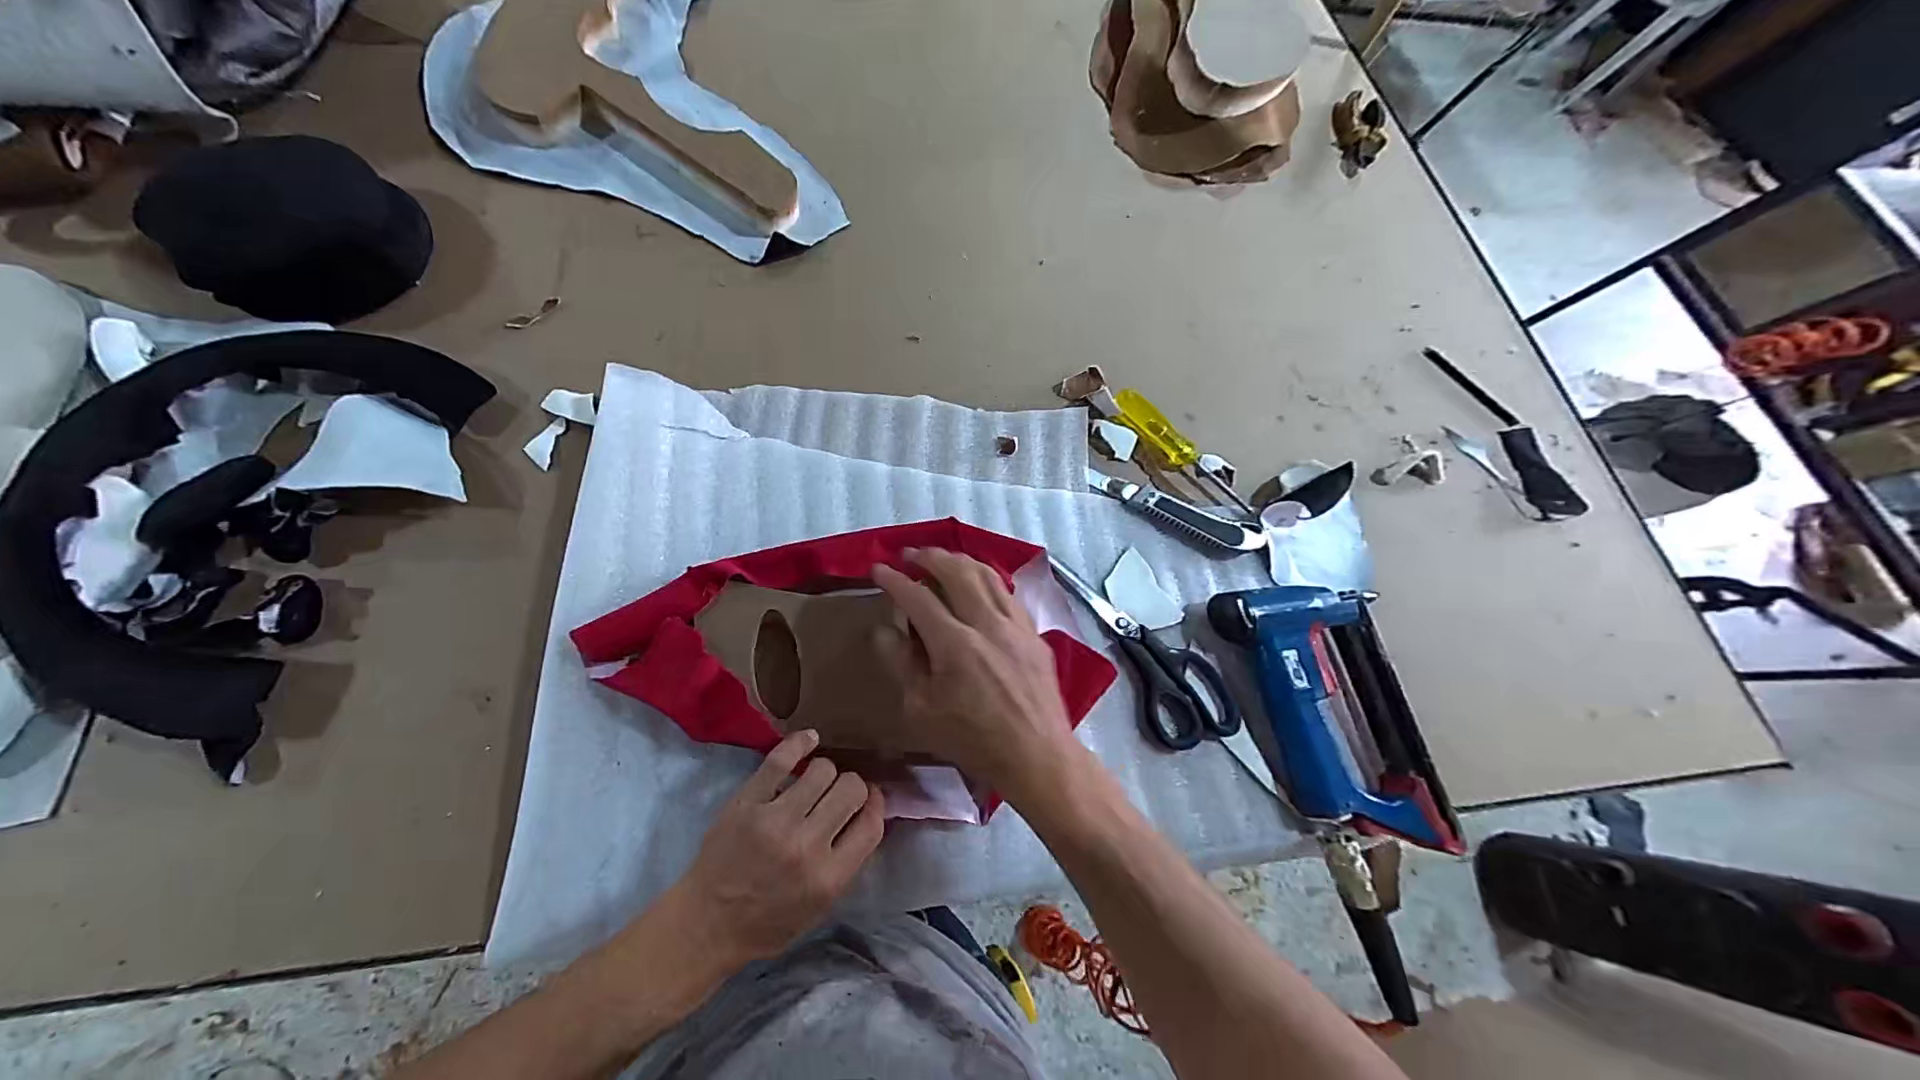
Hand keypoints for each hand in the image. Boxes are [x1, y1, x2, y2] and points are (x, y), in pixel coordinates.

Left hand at [671, 730, 885, 965]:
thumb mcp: (820, 907)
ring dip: (825, 772)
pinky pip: (780, 760)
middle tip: (839, 793)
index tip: (871, 797)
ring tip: (816, 781)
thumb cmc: (767, 922)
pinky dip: (799, 743)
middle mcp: (806, 846)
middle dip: (852, 786)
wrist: (706, 924)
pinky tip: (809, 739)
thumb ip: (848, 863)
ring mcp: (775, 820)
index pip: (871, 825)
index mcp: (828, 878)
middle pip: (850, 789)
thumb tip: (868, 813)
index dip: (877, 804)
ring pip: (822, 770)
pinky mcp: (746, 803)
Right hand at [872, 548, 1079, 797]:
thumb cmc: (972, 740)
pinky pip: (1008, 593)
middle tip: (910, 554)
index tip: (878, 569)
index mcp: (955, 644)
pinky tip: (980, 584)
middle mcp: (987, 624)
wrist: (1036, 755)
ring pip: (987, 576)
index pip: (917, 598)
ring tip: (943, 559)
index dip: (894, 580)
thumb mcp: (921, 711)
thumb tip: (885, 629)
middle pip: (956, 572)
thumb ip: (901, 664)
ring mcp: (1016, 626)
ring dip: (960, 561)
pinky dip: (988, 580)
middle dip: (929, 557)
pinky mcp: (1034, 634)